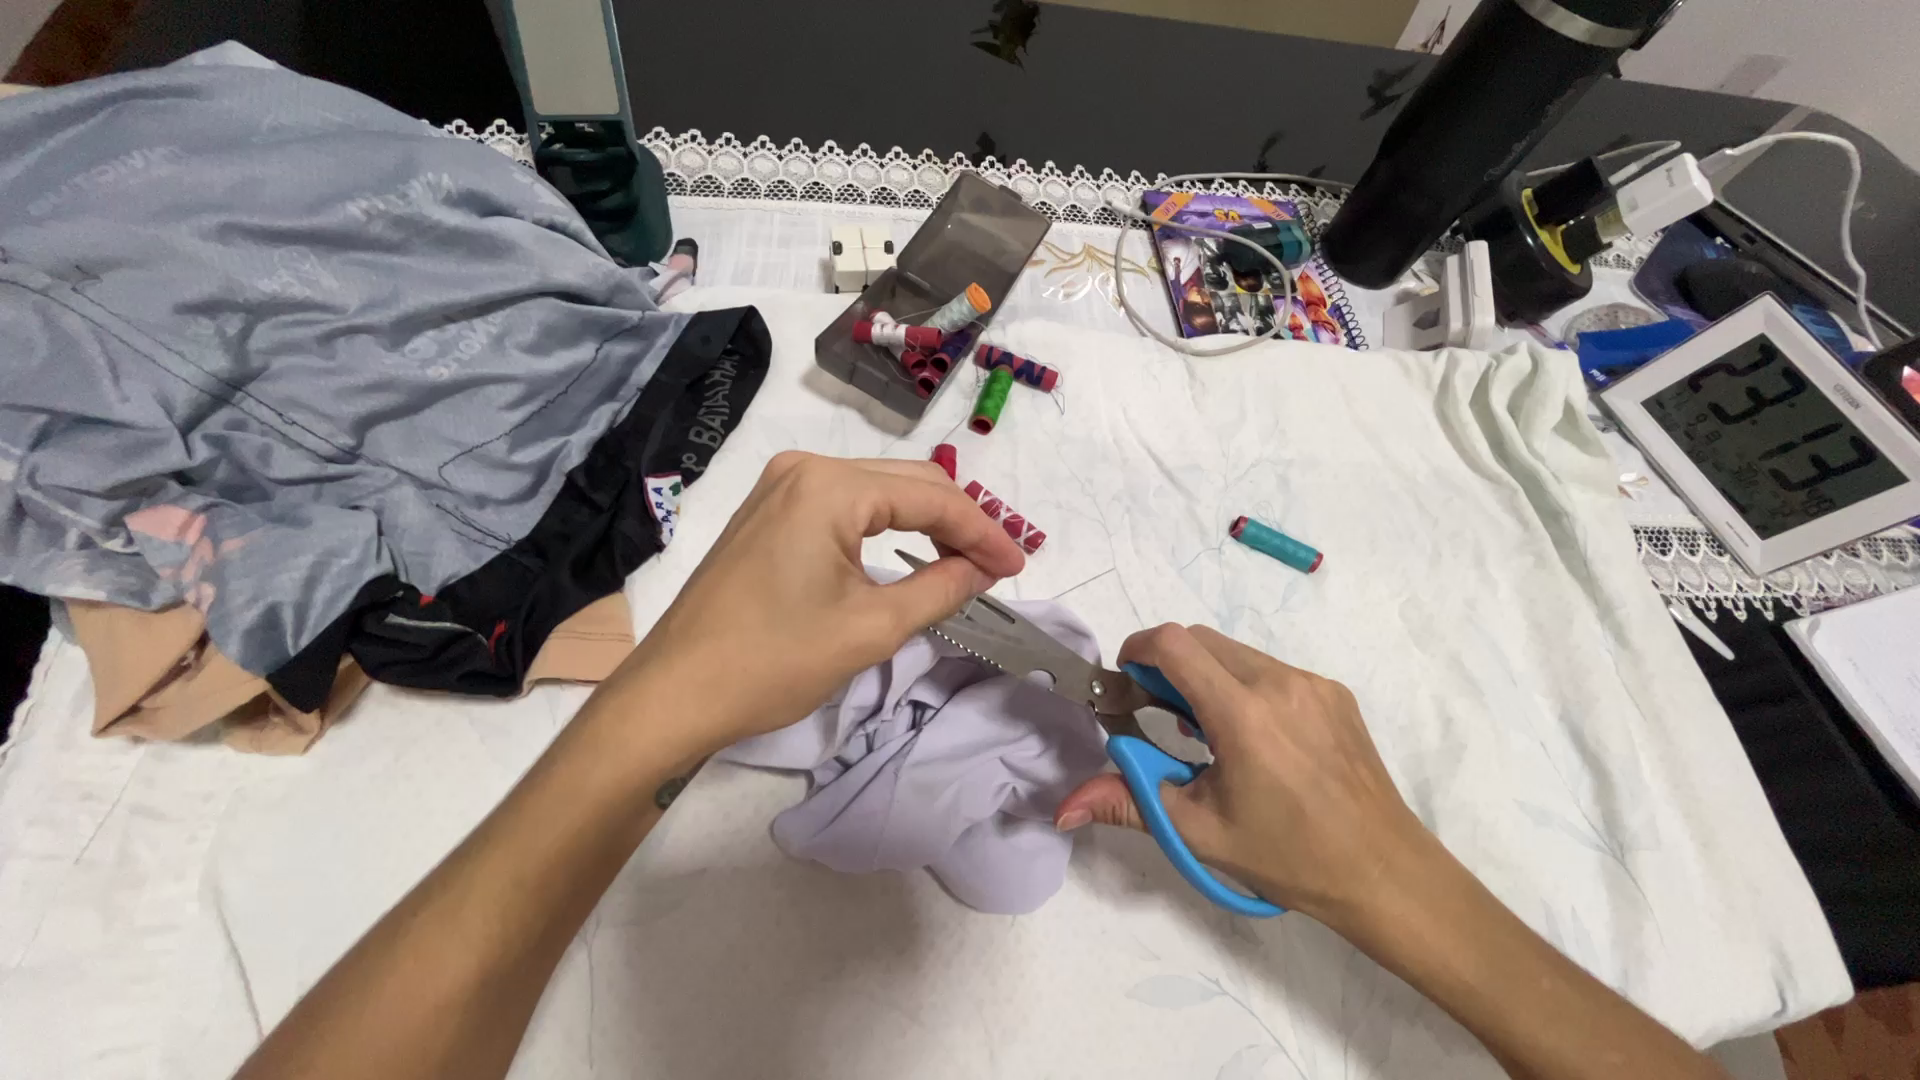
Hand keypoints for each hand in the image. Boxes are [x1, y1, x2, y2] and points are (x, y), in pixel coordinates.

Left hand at [611, 452, 1026, 759]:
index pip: (930, 497)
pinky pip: (844, 508)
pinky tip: (910, 553)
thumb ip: (941, 588)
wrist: (676, 694)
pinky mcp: (768, 512)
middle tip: (998, 566)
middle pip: (906, 483)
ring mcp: (780, 486)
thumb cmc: (773, 662)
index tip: (1019, 566)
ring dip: (924, 523)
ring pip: (877, 493)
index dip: (983, 531)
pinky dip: (884, 529)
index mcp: (829, 487)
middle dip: (958, 522)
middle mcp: (804, 469)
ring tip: (965, 561)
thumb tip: (985, 568)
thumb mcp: (872, 628)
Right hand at [1054, 624, 1433, 924]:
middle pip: (1201, 640)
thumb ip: (1127, 803)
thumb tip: (1062, 809)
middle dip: (1168, 663)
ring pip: (1235, 652)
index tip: (1126, 678)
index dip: (1138, 648)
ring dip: (1205, 674)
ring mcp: (1312, 683)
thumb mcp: (1198, 830)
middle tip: (1159, 711)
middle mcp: (1279, 683)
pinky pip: (1270, 669)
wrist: (1384, 871)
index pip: (1174, 644)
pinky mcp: (1333, 692)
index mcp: (1242, 714)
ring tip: (1207, 732)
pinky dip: (1242, 685)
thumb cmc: (1287, 855)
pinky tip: (1252, 737)